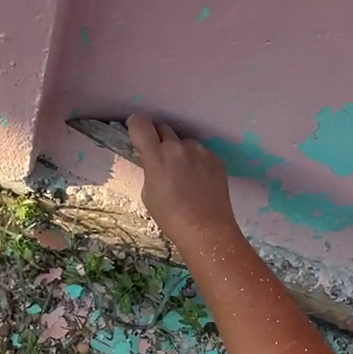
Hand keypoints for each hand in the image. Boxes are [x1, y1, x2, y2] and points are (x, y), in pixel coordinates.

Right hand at [126, 113, 239, 246]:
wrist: (207, 230)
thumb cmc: (170, 217)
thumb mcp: (148, 193)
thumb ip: (150, 169)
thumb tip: (155, 162)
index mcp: (157, 156)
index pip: (140, 123)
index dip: (136, 125)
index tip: (136, 132)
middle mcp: (178, 147)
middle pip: (162, 128)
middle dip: (157, 139)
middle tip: (159, 157)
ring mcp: (200, 151)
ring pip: (183, 141)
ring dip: (179, 150)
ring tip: (183, 173)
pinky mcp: (216, 158)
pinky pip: (200, 152)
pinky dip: (195, 160)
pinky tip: (198, 180)